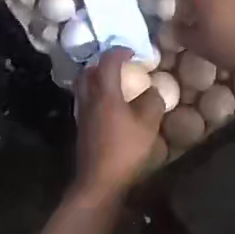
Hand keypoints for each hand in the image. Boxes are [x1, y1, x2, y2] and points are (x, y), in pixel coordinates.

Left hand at [72, 48, 165, 199]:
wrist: (99, 182)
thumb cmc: (125, 149)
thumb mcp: (149, 124)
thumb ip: (152, 102)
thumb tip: (152, 91)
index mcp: (105, 93)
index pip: (108, 62)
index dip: (120, 52)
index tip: (133, 51)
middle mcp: (89, 99)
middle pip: (88, 72)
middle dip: (102, 63)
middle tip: (119, 64)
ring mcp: (82, 114)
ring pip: (84, 87)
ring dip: (97, 79)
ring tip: (115, 83)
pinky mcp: (81, 128)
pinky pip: (86, 101)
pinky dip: (96, 95)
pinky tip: (110, 106)